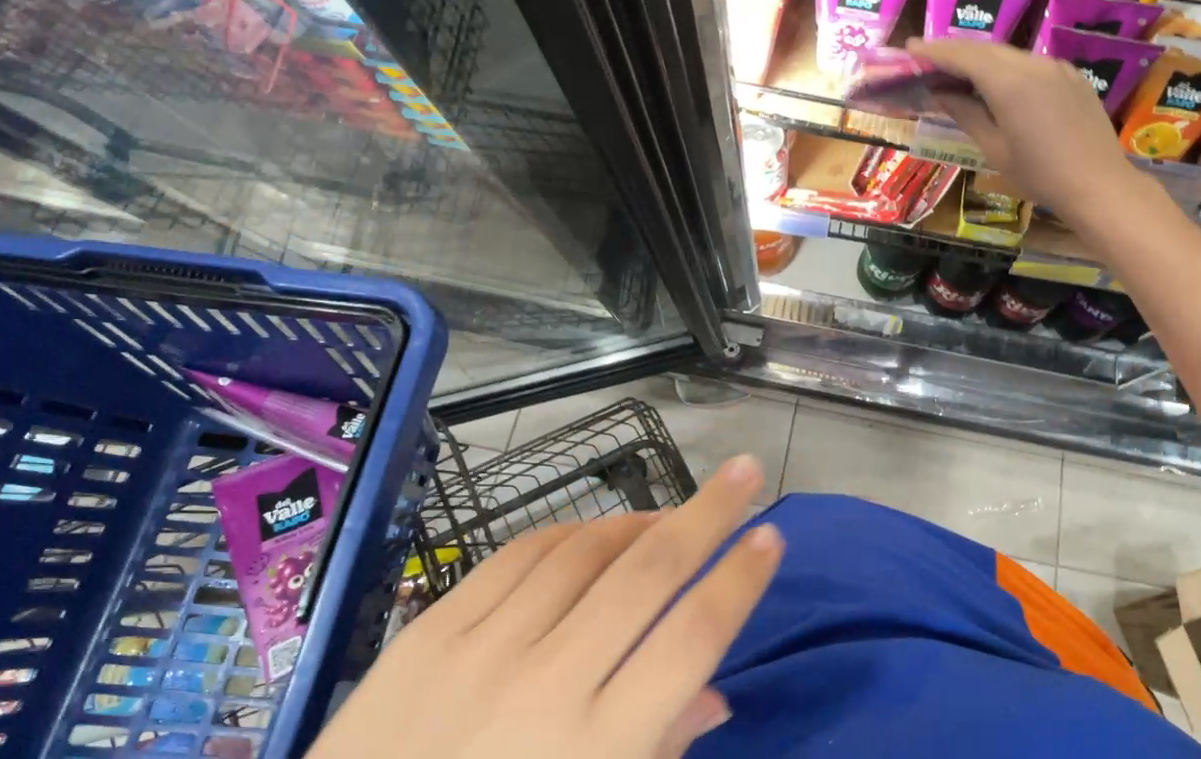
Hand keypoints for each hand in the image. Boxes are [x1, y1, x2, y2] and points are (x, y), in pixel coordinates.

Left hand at [307, 456, 781, 758]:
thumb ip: (657, 751)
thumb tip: (711, 695)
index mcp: (596, 750)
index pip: (692, 640)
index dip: (739, 581)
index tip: (771, 537)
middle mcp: (545, 686)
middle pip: (648, 574)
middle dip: (709, 514)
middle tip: (747, 470)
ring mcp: (482, 649)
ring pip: (584, 550)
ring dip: (639, 521)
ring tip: (670, 517)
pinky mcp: (430, 630)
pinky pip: (517, 554)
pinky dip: (568, 534)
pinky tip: (591, 534)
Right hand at [910, 40, 1147, 223]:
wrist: (1100, 186)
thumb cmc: (1040, 175)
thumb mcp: (994, 148)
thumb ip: (966, 114)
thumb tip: (940, 94)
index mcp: (1010, 83)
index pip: (964, 55)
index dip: (934, 51)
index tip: (911, 48)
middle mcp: (1034, 64)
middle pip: (986, 49)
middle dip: (955, 51)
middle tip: (928, 59)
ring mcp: (1057, 68)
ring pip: (1010, 54)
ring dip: (982, 59)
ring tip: (959, 72)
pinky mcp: (1073, 78)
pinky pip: (1032, 64)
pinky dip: (1008, 68)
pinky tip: (998, 85)